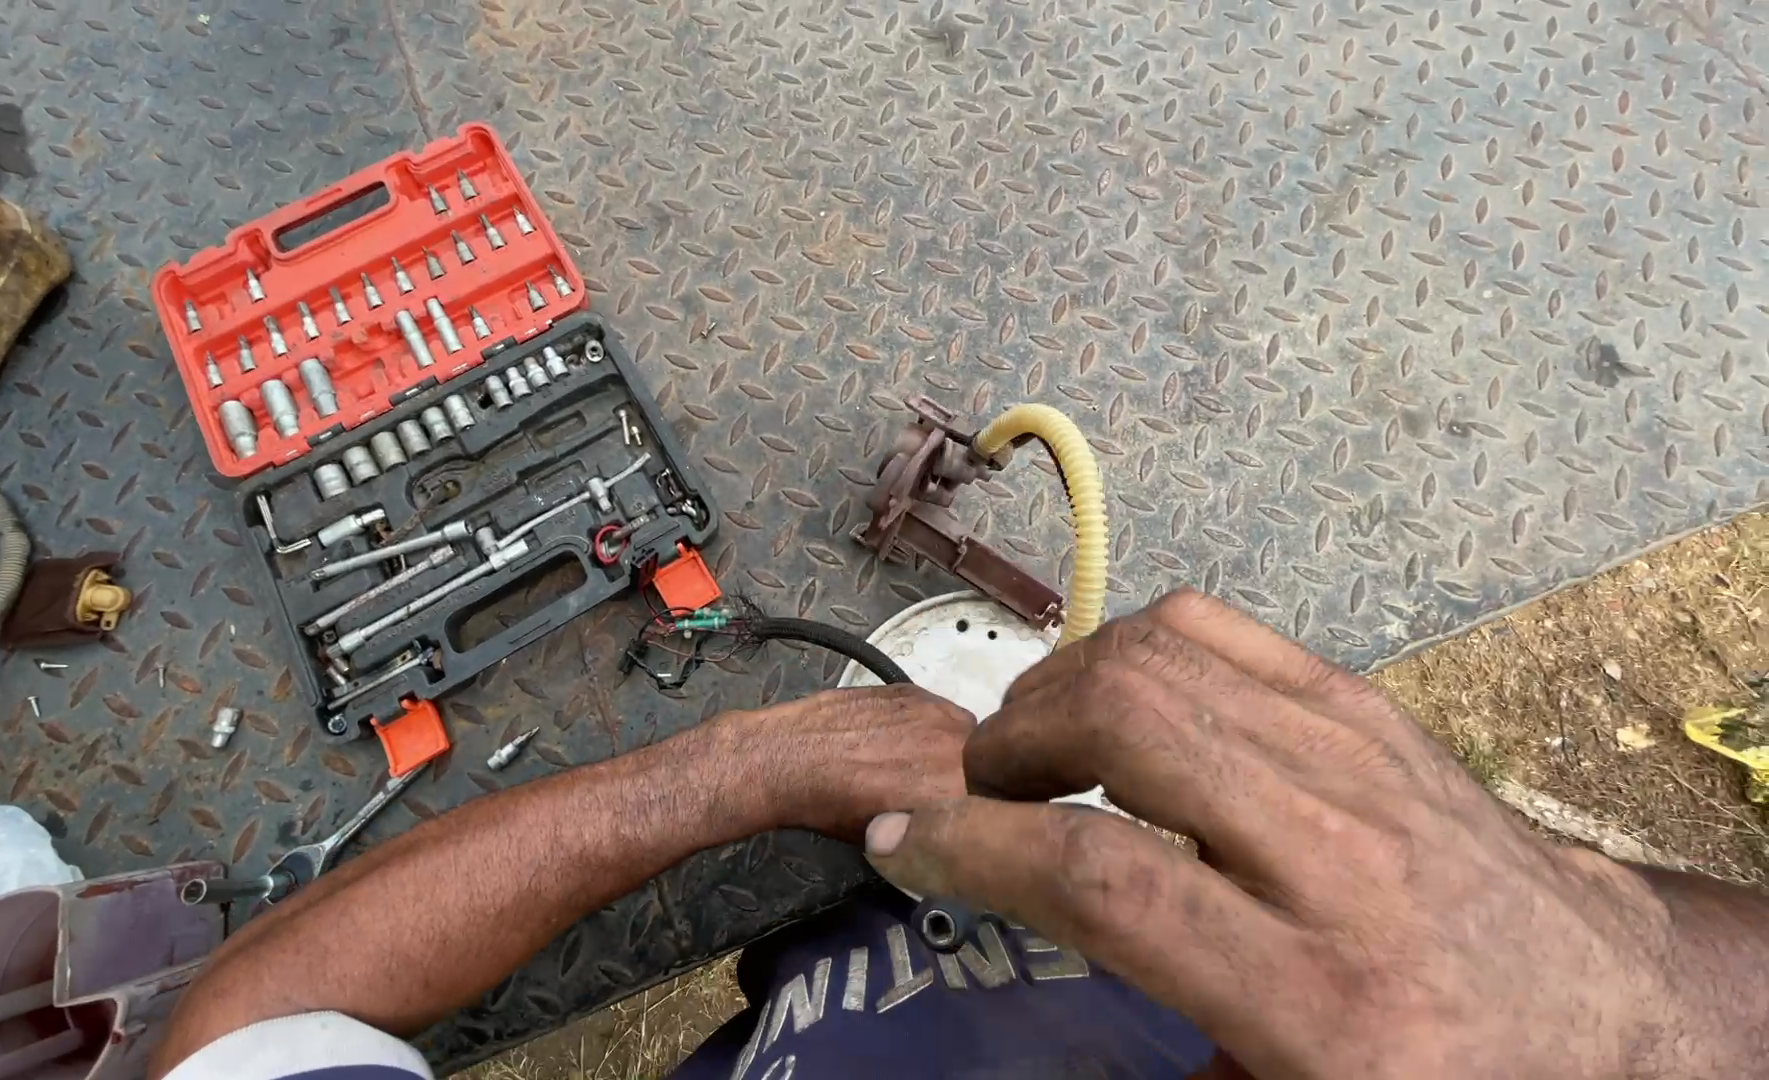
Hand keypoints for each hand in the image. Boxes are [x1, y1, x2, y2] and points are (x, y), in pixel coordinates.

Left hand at [712, 683, 974, 841]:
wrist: (791, 758)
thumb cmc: (837, 810)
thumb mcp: (900, 837)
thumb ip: (942, 826)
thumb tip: (954, 826)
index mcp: (960, 789)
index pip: (1002, 796)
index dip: (986, 804)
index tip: (967, 811)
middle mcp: (958, 745)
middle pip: (987, 759)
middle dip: (970, 772)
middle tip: (937, 785)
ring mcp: (935, 711)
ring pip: (963, 729)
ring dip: (948, 744)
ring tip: (912, 758)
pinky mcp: (911, 689)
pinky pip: (935, 708)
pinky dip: (923, 723)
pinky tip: (893, 735)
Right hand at [862, 590, 1720, 1079]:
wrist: (1630, 1027)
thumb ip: (1157, 1059)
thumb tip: (1018, 973)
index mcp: (1323, 998)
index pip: (1098, 880)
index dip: (971, 849)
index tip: (904, 843)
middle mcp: (1340, 854)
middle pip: (1121, 722)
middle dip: (1011, 742)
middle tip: (988, 788)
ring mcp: (1354, 753)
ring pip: (1152, 657)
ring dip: (1055, 689)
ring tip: (1038, 743)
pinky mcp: (1358, 700)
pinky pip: (1205, 627)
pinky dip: (1122, 647)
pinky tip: (1112, 700)